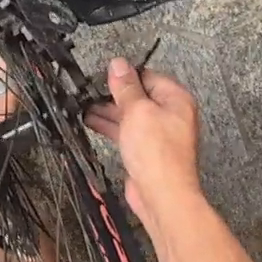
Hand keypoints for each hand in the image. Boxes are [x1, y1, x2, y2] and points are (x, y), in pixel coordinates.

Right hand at [85, 58, 205, 229]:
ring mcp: (159, 135)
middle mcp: (170, 116)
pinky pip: (127, 132)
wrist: (161, 195)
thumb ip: (126, 88)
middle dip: (115, 94)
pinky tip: (93, 122)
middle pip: (139, 96)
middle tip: (92, 90)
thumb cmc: (159, 155)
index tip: (105, 75)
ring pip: (131, 115)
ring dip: (109, 110)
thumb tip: (118, 66)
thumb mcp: (137, 111)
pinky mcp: (147, 151)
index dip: (126, 75)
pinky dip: (111, 126)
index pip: (148, 76)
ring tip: (85, 105)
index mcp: (176, 100)